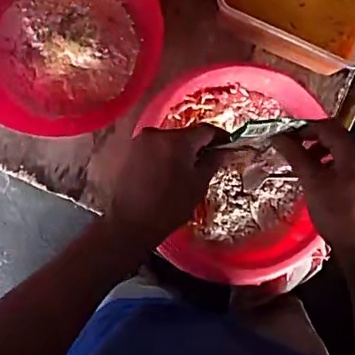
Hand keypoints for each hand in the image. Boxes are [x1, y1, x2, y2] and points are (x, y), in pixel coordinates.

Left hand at [104, 125, 224, 244]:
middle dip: (196, 146)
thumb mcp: (198, 184)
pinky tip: (164, 174)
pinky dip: (162, 157)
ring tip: (182, 172)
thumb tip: (223, 150)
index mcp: (177, 140)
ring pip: (167, 142)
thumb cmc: (169, 205)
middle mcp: (156, 134)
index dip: (219, 137)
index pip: (206, 130)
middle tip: (205, 162)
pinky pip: (153, 149)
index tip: (226, 145)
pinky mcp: (127, 152)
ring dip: (178, 152)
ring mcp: (139, 142)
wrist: (130, 224)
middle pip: (184, 135)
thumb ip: (213, 161)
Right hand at [273, 120, 354, 258]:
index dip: (304, 128)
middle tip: (290, 147)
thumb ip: (297, 157)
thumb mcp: (313, 183)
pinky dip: (329, 163)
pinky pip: (345, 163)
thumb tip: (279, 137)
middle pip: (336, 137)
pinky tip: (316, 175)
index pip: (328, 128)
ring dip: (320, 151)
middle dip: (312, 139)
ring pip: (340, 150)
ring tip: (301, 162)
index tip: (284, 135)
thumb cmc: (336, 213)